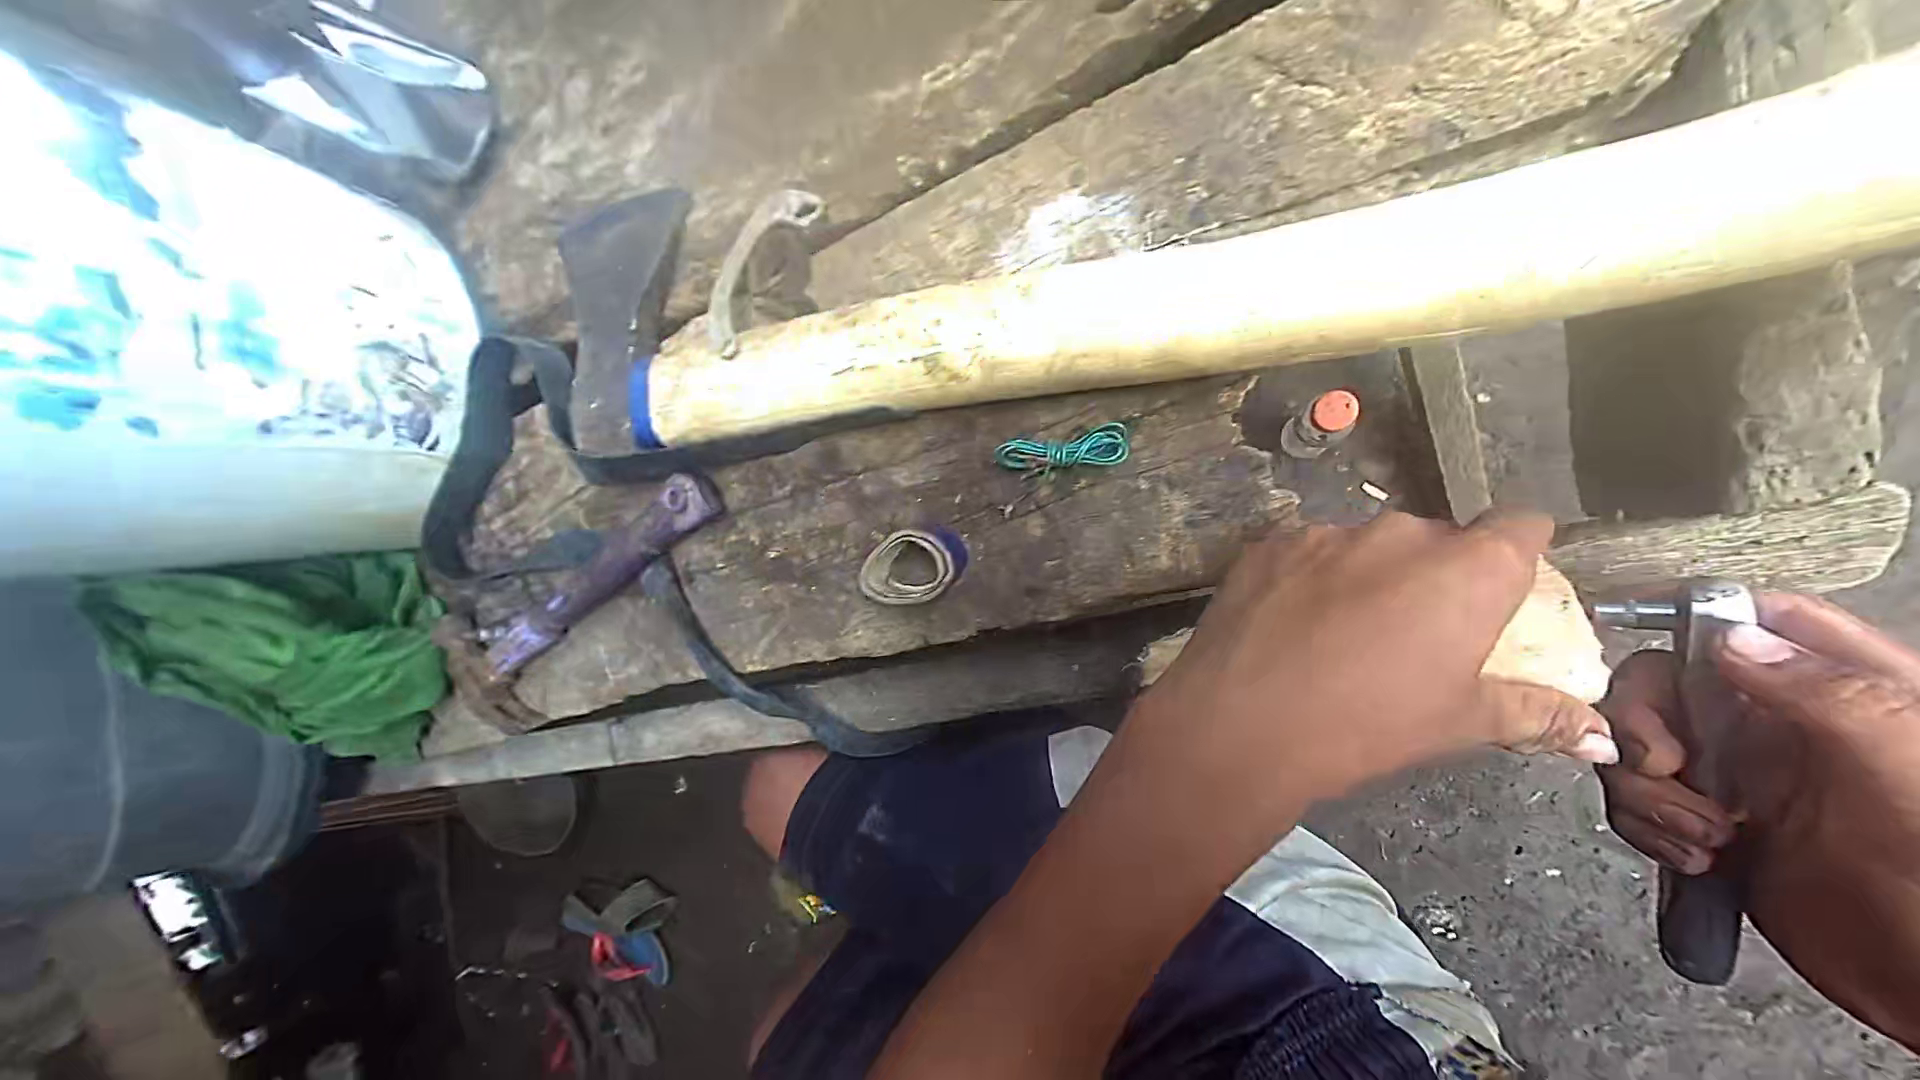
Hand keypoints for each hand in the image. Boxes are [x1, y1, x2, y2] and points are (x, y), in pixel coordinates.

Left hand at [1131, 510, 1611, 823]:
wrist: (1241, 720)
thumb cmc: (1365, 724)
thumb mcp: (1459, 721)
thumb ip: (1533, 712)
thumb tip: (1600, 739)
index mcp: (1467, 566)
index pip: (1520, 527)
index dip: (1517, 551)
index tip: (1505, 585)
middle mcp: (1396, 533)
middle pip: (1434, 538)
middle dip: (1434, 571)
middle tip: (1415, 624)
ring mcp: (1322, 534)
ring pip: (1364, 543)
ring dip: (1367, 571)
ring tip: (1344, 626)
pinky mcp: (1266, 544)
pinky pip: (1305, 550)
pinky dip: (1309, 574)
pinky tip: (1292, 618)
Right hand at [1597, 592, 1919, 1045]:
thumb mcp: (1913, 782)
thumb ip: (1838, 699)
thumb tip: (1731, 637)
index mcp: (1843, 699)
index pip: (1764, 619)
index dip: (1692, 607)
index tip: (1622, 616)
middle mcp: (1777, 727)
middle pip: (1663, 681)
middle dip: (1639, 721)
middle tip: (1660, 765)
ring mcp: (1737, 777)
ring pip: (1635, 743)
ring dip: (1642, 788)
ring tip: (1701, 837)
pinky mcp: (1705, 821)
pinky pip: (1635, 798)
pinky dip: (1643, 823)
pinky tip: (1695, 859)